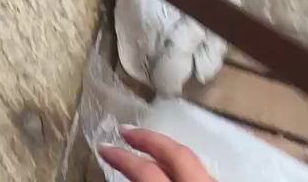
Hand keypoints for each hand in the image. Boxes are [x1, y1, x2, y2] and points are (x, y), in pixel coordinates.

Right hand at [100, 127, 214, 181]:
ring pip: (195, 160)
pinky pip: (204, 173)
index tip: (102, 147)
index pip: (147, 170)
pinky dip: (185, 165)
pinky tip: (174, 169)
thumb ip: (144, 181)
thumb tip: (128, 172)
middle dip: (148, 138)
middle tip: (124, 130)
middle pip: (177, 153)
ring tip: (148, 146)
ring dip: (168, 150)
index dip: (122, 157)